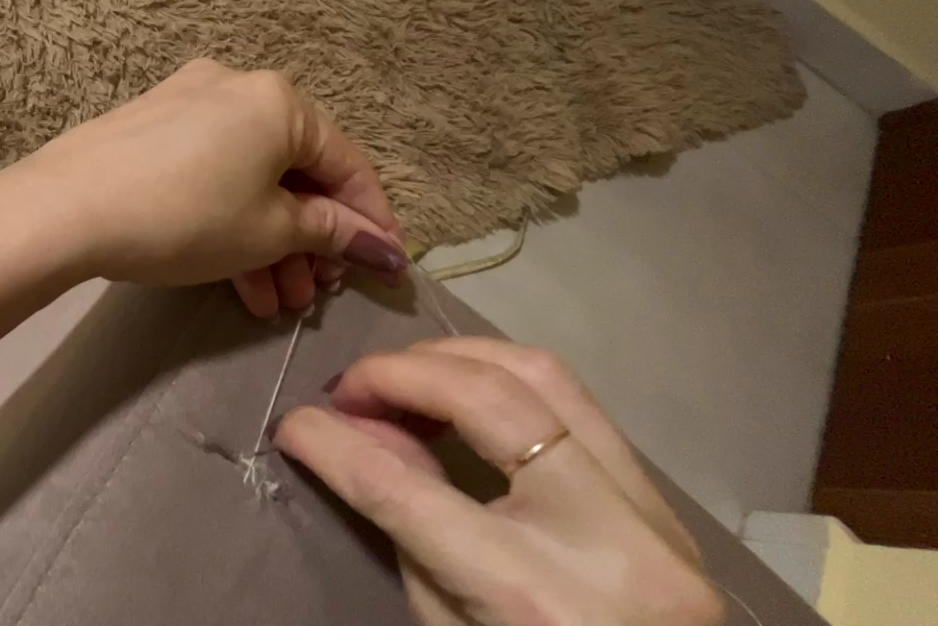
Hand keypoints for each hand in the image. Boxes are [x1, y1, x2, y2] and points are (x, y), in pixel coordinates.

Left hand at [0, 58, 408, 308]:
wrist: (65, 206)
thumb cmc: (185, 216)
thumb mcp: (268, 232)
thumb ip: (330, 233)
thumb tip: (381, 247)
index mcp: (277, 100)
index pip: (345, 163)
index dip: (371, 221)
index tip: (384, 270)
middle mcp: (234, 87)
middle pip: (291, 171)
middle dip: (307, 242)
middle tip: (311, 297)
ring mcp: (185, 103)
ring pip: (247, 177)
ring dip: (266, 241)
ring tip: (272, 302)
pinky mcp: (148, 126)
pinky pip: (207, 172)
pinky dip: (226, 218)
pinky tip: (233, 279)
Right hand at [274, 339, 724, 625]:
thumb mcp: (444, 624)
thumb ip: (403, 521)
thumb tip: (360, 428)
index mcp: (536, 600)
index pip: (402, 488)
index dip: (329, 442)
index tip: (289, 421)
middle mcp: (607, 543)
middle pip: (483, 398)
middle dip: (393, 375)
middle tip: (347, 391)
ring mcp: (655, 517)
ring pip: (539, 372)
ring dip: (450, 357)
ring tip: (401, 377)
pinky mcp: (666, 502)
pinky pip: (576, 400)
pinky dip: (500, 376)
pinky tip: (460, 391)